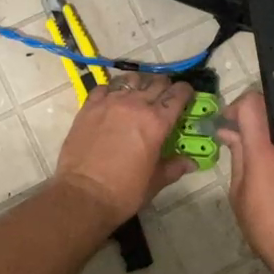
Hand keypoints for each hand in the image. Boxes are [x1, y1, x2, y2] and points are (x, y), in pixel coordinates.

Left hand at [52, 73, 195, 228]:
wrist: (83, 194)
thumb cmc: (124, 192)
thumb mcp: (155, 182)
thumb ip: (174, 167)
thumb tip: (191, 162)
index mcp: (157, 122)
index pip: (177, 95)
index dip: (185, 92)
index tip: (187, 95)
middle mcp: (135, 104)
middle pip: (156, 83)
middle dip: (165, 87)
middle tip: (164, 97)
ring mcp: (110, 102)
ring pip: (131, 80)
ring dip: (139, 84)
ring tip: (138, 94)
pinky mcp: (89, 106)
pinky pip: (104, 87)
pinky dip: (112, 90)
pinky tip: (112, 100)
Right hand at [217, 90, 273, 273]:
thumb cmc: (267, 228)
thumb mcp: (239, 195)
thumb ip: (237, 157)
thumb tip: (229, 133)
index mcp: (266, 149)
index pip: (253, 103)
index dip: (237, 105)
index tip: (228, 122)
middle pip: (269, 115)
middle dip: (251, 124)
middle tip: (239, 146)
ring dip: (268, 143)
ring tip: (259, 173)